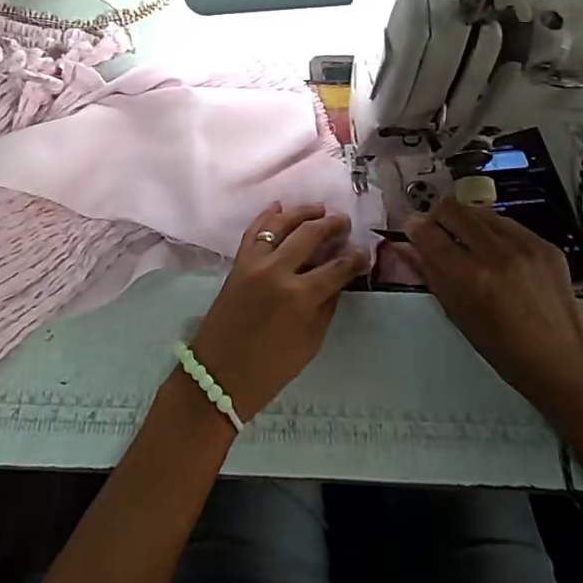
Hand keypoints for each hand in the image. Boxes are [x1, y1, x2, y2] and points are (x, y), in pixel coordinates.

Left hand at [187, 202, 369, 421]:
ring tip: (319, 209)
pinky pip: (254, 231)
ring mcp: (254, 263)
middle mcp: (277, 271)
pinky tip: (279, 207)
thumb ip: (326, 305)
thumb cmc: (270, 368)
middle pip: (310, 234)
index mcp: (300, 296)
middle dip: (332, 225)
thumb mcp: (310, 342)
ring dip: (302, 213)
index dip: (355, 258)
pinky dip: (267, 216)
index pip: (337, 267)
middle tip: (345, 222)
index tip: (364, 253)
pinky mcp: (237, 264)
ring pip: (280, 224)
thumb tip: (339, 278)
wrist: (218, 375)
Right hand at [402, 197, 582, 409]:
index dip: (415, 228)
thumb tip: (407, 245)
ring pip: (481, 211)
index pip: (428, 232)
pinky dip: (496, 233)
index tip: (414, 231)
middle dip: (439, 217)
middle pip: (453, 209)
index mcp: (468, 276)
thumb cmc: (499, 345)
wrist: (556, 358)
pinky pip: (510, 224)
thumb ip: (429, 272)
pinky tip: (498, 253)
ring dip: (468, 222)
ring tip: (470, 243)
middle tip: (438, 231)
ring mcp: (524, 244)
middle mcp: (495, 252)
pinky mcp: (545, 244)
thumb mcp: (455, 312)